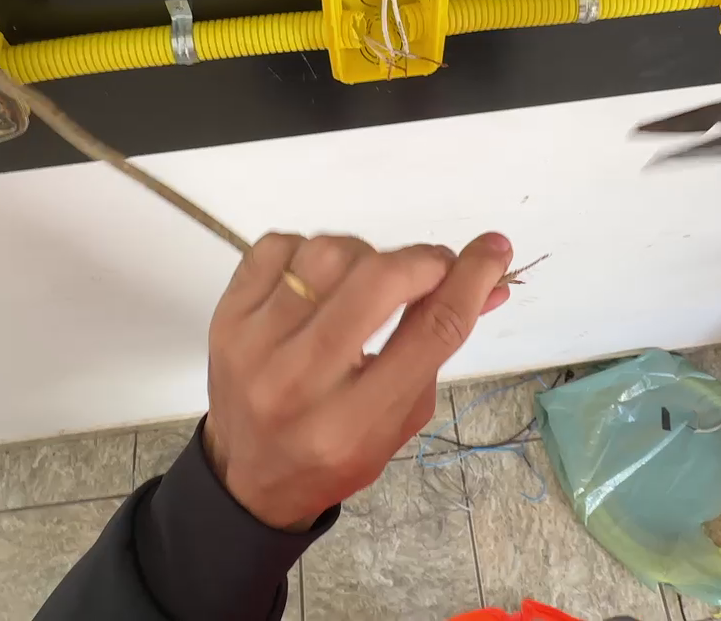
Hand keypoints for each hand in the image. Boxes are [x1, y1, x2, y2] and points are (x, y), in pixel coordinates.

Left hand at [202, 232, 514, 528]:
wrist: (249, 476)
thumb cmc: (336, 451)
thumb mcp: (400, 415)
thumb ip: (439, 345)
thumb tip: (488, 282)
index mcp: (353, 423)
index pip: (430, 331)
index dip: (471, 280)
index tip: (494, 250)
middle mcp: (299, 382)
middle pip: (379, 281)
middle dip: (421, 261)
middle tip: (432, 266)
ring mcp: (255, 344)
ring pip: (329, 252)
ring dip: (365, 254)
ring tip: (367, 280)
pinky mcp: (226, 315)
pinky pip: (278, 245)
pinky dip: (310, 250)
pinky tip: (319, 279)